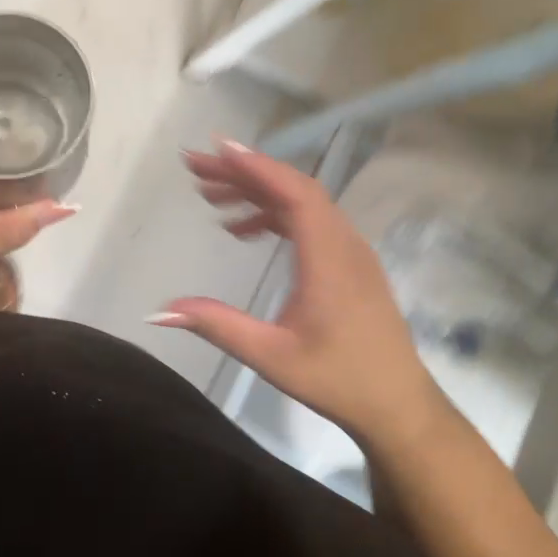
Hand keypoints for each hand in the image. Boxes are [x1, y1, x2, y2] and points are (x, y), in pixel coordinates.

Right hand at [155, 141, 448, 444]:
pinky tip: (240, 229)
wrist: (399, 407)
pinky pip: (309, 221)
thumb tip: (158, 310)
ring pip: (302, 203)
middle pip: (295, 190)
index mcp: (330, 260)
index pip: (296, 194)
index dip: (257, 167)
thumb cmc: (337, 379)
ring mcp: (350, 254)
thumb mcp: (270, 356)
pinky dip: (271, 213)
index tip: (217, 149)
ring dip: (255, 191)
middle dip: (244, 172)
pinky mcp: (348, 265)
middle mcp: (345, 246)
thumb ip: (216, 325)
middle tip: (194, 167)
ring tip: (207, 195)